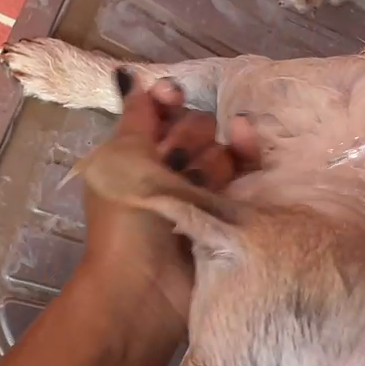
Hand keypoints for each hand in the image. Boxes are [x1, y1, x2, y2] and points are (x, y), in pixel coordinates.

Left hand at [76, 73, 258, 324]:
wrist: (145, 288)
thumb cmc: (124, 220)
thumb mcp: (118, 160)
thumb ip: (135, 117)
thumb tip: (130, 77)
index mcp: (134, 155)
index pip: (160, 112)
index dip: (167, 100)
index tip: (171, 96)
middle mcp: (167, 169)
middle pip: (194, 127)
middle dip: (186, 136)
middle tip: (172, 164)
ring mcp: (200, 189)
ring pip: (218, 148)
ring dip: (208, 156)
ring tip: (195, 185)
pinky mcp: (229, 208)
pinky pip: (243, 169)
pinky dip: (245, 150)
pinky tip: (245, 135)